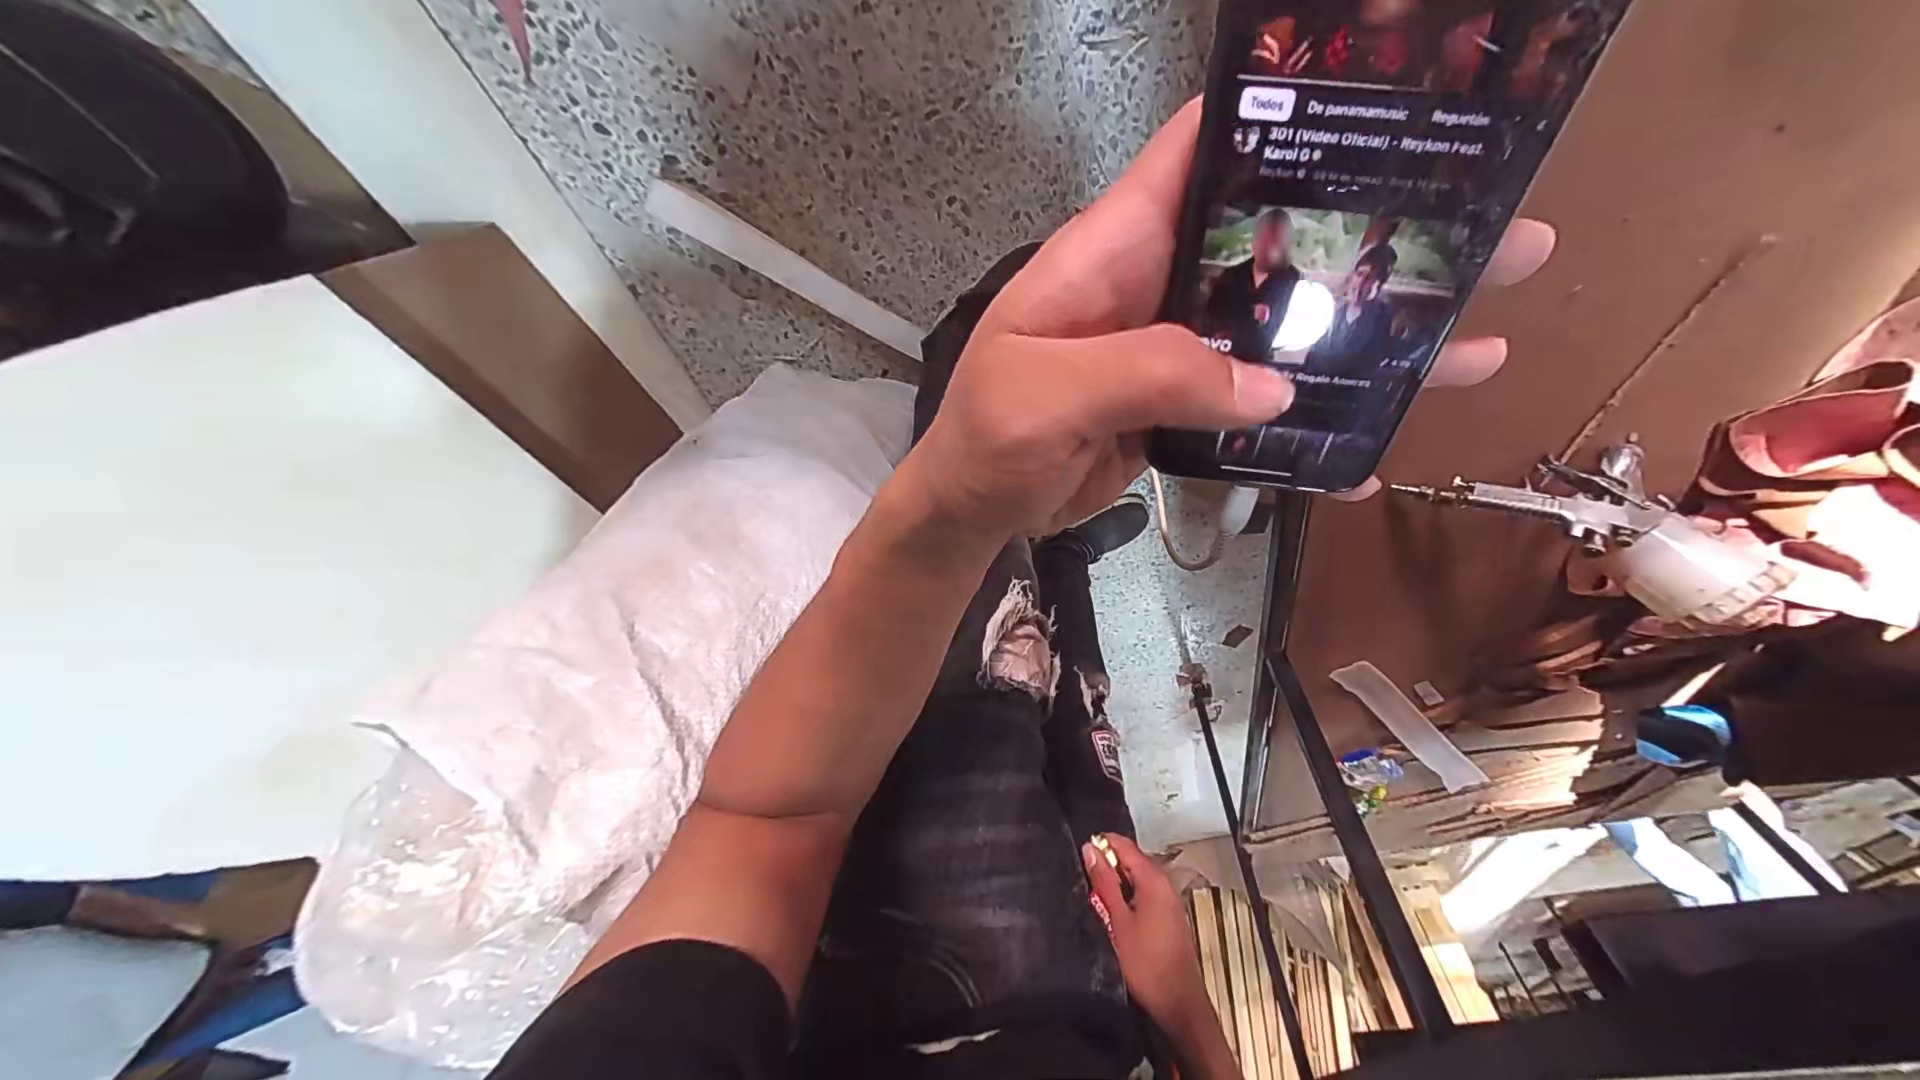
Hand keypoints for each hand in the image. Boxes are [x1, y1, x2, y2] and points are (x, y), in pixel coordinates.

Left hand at [900, 98, 1556, 536]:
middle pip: (1272, 241)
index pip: (1198, 152)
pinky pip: (1254, 403)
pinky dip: (1308, 423)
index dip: (1282, 115)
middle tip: (1498, 228)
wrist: (974, 508)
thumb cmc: (985, 440)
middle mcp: (1153, 289)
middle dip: (1374, 233)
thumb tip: (1269, 385)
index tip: (1388, 104)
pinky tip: (1373, 444)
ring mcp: (1171, 352)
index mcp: (1111, 254)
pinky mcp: (1177, 408)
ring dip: (1368, 334)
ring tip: (1479, 335)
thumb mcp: (1046, 395)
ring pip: (1279, 329)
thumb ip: (1149, 374)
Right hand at [1081, 834, 1216, 1041]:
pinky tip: (1117, 915)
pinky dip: (1130, 896)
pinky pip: (1145, 893)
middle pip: (1131, 859)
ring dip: (1117, 883)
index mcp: (1153, 879)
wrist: (1179, 1005)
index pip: (1123, 844)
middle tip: (1086, 881)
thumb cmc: (1146, 964)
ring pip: (1137, 877)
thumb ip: (1104, 882)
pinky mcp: (1170, 916)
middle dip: (1108, 865)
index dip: (1100, 844)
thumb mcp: (1117, 921)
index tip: (1081, 855)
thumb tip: (1090, 848)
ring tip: (1098, 900)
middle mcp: (1165, 883)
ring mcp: (1170, 900)